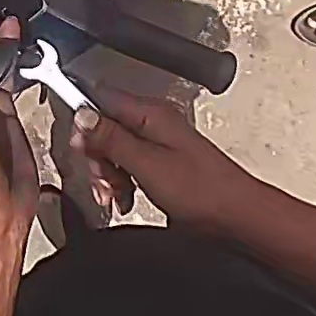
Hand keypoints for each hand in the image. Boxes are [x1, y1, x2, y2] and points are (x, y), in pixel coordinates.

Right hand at [67, 88, 269, 234]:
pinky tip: (125, 199)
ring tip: (115, 195)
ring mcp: (156, 144)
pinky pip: (127, 166)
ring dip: (108, 174)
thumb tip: (82, 115)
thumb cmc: (202, 190)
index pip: (101, 99)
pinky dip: (121, 183)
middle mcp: (153, 123)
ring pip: (113, 150)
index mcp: (151, 113)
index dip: (84, 122)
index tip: (80, 148)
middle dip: (97, 157)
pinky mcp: (159, 165)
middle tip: (105, 180)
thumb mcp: (147, 164)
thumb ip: (112, 138)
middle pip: (104, 128)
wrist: (235, 217)